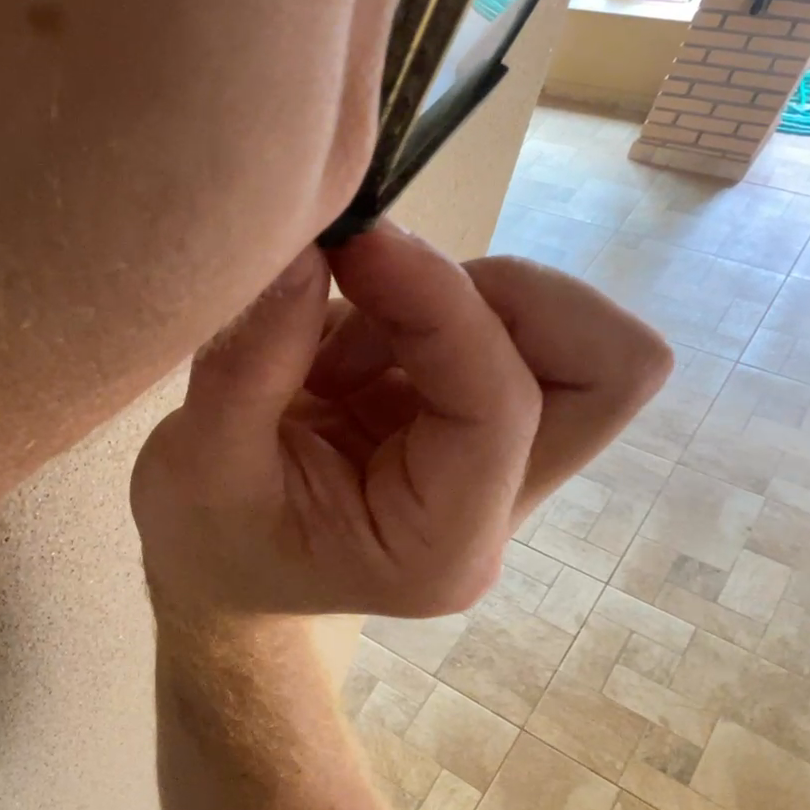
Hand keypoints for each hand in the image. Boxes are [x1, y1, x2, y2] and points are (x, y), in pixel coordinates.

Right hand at [131, 226, 671, 618]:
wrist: (215, 566)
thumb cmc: (201, 539)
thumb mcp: (201, 463)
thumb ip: (251, 362)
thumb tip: (311, 244)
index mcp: (438, 548)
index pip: (501, 407)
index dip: (440, 307)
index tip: (353, 243)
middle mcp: (494, 509)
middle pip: (609, 373)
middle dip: (501, 300)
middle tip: (384, 288)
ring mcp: (491, 466)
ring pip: (569, 343)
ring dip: (453, 304)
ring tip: (331, 349)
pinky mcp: (465, 425)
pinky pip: (494, 333)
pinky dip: (416, 311)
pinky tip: (331, 356)